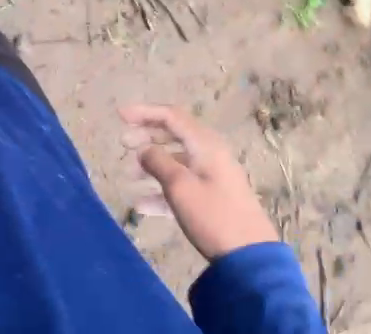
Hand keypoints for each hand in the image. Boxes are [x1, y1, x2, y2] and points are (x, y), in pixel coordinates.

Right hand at [119, 103, 279, 260]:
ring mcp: (213, 176)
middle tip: (123, 144)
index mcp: (204, 144)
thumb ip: (157, 161)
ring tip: (130, 177)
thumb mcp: (179, 186)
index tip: (120, 116)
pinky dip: (162, 190)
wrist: (251, 258)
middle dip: (146, 137)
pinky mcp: (214, 198)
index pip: (170, 116)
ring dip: (152, 166)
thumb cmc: (213, 215)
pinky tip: (143, 206)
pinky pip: (183, 184)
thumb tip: (144, 149)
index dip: (144, 112)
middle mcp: (210, 154)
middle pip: (173, 135)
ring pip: (176, 161)